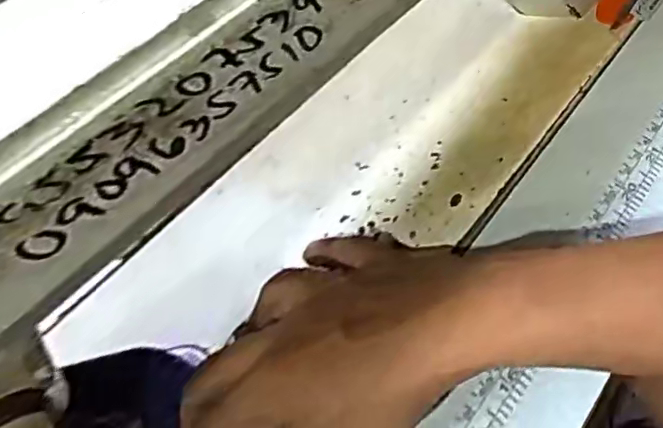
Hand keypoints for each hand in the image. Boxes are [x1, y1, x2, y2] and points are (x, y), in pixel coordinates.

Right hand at [183, 236, 478, 427]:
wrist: (456, 316)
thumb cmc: (400, 384)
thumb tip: (290, 422)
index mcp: (268, 384)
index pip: (206, 416)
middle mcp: (290, 327)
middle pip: (228, 357)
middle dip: (215, 386)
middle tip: (218, 405)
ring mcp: (335, 286)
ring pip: (277, 293)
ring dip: (263, 317)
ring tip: (262, 332)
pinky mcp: (375, 260)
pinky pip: (339, 252)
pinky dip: (324, 256)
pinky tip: (318, 256)